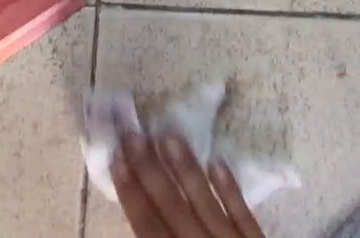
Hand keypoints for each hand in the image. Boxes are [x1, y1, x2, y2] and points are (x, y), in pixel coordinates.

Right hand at [113, 133, 266, 237]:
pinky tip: (219, 161)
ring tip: (170, 133)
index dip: (130, 190)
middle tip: (134, 132)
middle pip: (171, 205)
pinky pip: (243, 214)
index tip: (116, 155)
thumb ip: (155, 237)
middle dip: (150, 169)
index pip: (148, 224)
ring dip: (187, 168)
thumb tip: (138, 208)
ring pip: (205, 202)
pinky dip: (230, 189)